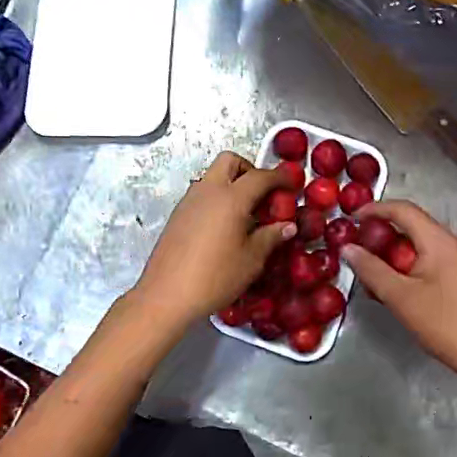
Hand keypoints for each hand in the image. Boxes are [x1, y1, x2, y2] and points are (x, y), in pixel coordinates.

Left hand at [131, 151, 294, 325]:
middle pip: (230, 161)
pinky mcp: (178, 215)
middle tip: (263, 195)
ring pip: (213, 176)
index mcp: (230, 198)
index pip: (260, 176)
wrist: (166, 296)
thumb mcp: (252, 260)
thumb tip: (286, 226)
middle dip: (250, 170)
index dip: (279, 177)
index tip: (291, 185)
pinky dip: (217, 199)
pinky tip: (225, 228)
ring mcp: (189, 201)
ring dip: (232, 184)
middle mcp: (207, 191)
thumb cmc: (214, 278)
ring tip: (246, 215)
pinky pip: (202, 194)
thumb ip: (271, 237)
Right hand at [341, 200, 456, 389]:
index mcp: (442, 241)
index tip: (353, 219)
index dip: (375, 209)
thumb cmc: (447, 326)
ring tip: (379, 280)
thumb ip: (371, 270)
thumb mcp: (401, 298)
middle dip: (385, 239)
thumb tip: (349, 248)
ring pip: (427, 248)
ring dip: (400, 257)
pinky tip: (406, 292)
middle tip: (362, 255)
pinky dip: (417, 268)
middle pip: (416, 228)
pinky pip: (440, 262)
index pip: (404, 210)